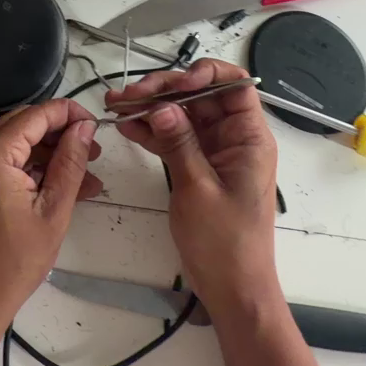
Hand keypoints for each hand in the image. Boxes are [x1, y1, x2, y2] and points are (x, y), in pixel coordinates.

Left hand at [0, 99, 103, 330]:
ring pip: (15, 141)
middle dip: (61, 134)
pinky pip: (2, 159)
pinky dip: (29, 168)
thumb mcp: (52, 211)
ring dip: (48, 153)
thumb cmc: (11, 263)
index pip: (37, 115)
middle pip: (24, 124)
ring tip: (85, 176)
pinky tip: (59, 185)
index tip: (96, 126)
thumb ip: (70, 163)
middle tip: (93, 152)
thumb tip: (84, 127)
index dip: (70, 114)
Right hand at [107, 59, 280, 314]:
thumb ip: (179, 143)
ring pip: (181, 114)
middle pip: (199, 96)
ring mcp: (214, 150)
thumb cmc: (226, 244)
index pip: (235, 85)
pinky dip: (151, 130)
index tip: (175, 84)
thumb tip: (161, 106)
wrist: (232, 291)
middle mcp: (233, 137)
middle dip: (164, 90)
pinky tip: (126, 125)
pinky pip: (173, 137)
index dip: (206, 74)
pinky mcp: (196, 165)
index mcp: (248, 137)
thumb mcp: (199, 189)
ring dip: (150, 107)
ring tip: (117, 104)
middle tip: (129, 95)